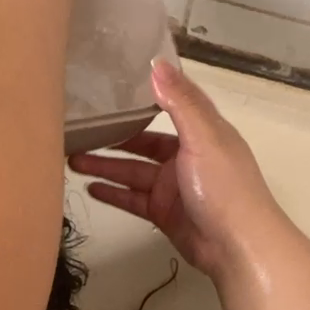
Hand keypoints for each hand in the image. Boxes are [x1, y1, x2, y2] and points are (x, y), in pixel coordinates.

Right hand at [69, 59, 280, 278]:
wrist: (236, 246)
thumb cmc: (224, 187)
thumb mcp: (203, 138)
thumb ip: (180, 102)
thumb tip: (156, 63)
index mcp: (201, 132)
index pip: (170, 105)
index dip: (145, 94)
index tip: (113, 85)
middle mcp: (186, 156)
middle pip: (143, 142)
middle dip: (112, 137)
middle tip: (78, 131)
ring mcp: (173, 187)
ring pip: (132, 172)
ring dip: (104, 166)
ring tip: (72, 160)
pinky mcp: (163, 213)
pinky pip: (132, 199)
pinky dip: (112, 193)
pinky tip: (90, 188)